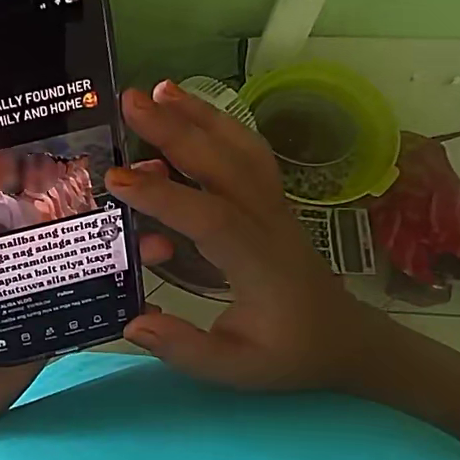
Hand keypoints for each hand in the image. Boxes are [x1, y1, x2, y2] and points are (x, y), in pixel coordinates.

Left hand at [0, 174, 175, 424]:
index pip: (27, 194)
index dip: (58, 171)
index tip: (96, 148)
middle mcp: (22, 256)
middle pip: (70, 222)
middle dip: (110, 204)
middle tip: (152, 183)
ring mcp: (46, 289)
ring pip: (91, 260)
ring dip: (126, 248)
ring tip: (162, 241)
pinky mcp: (61, 323)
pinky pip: (97, 306)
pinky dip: (124, 298)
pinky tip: (153, 292)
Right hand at [108, 81, 394, 391]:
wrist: (343, 337)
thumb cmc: (287, 353)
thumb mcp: (234, 369)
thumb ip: (185, 348)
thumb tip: (132, 321)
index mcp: (258, 263)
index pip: (210, 219)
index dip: (164, 197)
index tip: (116, 181)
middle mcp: (267, 223)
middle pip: (224, 164)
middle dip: (175, 129)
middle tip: (130, 101)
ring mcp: (273, 205)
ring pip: (240, 148)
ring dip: (199, 114)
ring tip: (159, 90)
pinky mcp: (269, 199)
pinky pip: (247, 152)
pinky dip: (217, 123)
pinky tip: (189, 110)